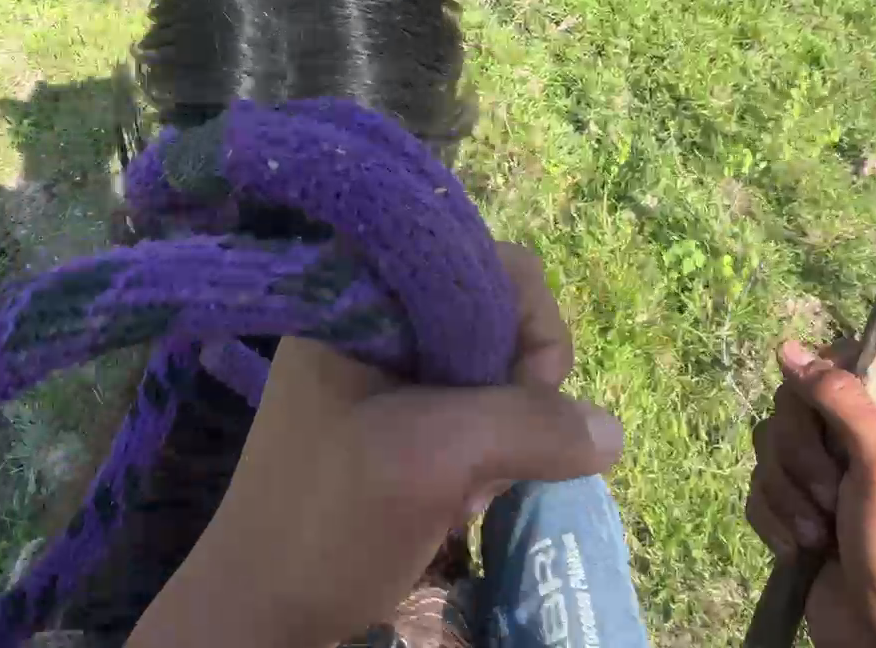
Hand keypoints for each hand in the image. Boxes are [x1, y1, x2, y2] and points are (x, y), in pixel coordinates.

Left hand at [128, 242, 624, 647]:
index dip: (525, 322)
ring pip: (497, 363)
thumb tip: (611, 431)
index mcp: (369, 292)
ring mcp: (392, 360)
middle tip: (493, 456)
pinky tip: (463, 495)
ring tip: (471, 487)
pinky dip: (488, 446)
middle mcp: (383, 311)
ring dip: (506, 428)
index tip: (526, 391)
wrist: (263, 609)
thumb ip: (529, 425)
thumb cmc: (329, 518)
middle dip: (517, 386)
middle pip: (501, 313)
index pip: (487, 265)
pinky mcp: (401, 405)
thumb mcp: (432, 458)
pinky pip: (478, 401)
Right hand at [746, 341, 875, 647]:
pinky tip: (799, 548)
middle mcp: (859, 443)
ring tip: (816, 532)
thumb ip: (839, 398)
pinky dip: (773, 517)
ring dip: (786, 491)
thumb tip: (787, 345)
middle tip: (828, 491)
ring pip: (771, 445)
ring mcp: (825, 479)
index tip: (814, 408)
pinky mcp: (796, 511)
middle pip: (795, 405)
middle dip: (800, 452)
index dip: (820, 380)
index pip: (844, 366)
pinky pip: (759, 487)